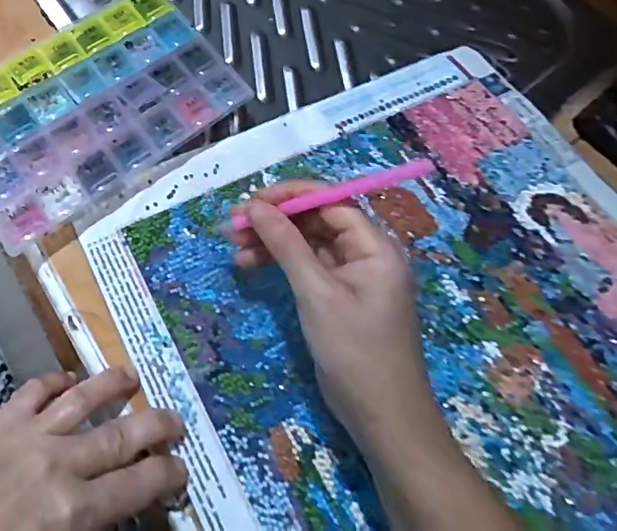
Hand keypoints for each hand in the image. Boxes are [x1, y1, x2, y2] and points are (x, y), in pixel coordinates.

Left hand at [0, 366, 187, 530]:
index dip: (166, 473)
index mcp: (77, 510)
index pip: (137, 484)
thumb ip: (91, 522)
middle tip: (175, 418)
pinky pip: (34, 390)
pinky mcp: (1, 420)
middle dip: (154, 426)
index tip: (180, 467)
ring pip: (80, 398)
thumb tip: (118, 501)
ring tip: (130, 373)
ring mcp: (29, 435)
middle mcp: (60, 464)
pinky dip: (54, 380)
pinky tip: (68, 377)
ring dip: (110, 385)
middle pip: (119, 436)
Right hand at [227, 183, 434, 435]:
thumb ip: (286, 244)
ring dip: (269, 240)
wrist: (383, 420)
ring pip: (304, 240)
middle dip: (273, 219)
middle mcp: (365, 253)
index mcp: (375, 246)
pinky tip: (248, 264)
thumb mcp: (315, 293)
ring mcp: (352, 274)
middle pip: (314, 218)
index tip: (251, 201)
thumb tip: (255, 205)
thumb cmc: (356, 352)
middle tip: (233, 224)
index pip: (328, 201)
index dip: (289, 196)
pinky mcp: (338, 293)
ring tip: (233, 245)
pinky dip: (277, 261)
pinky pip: (304, 263)